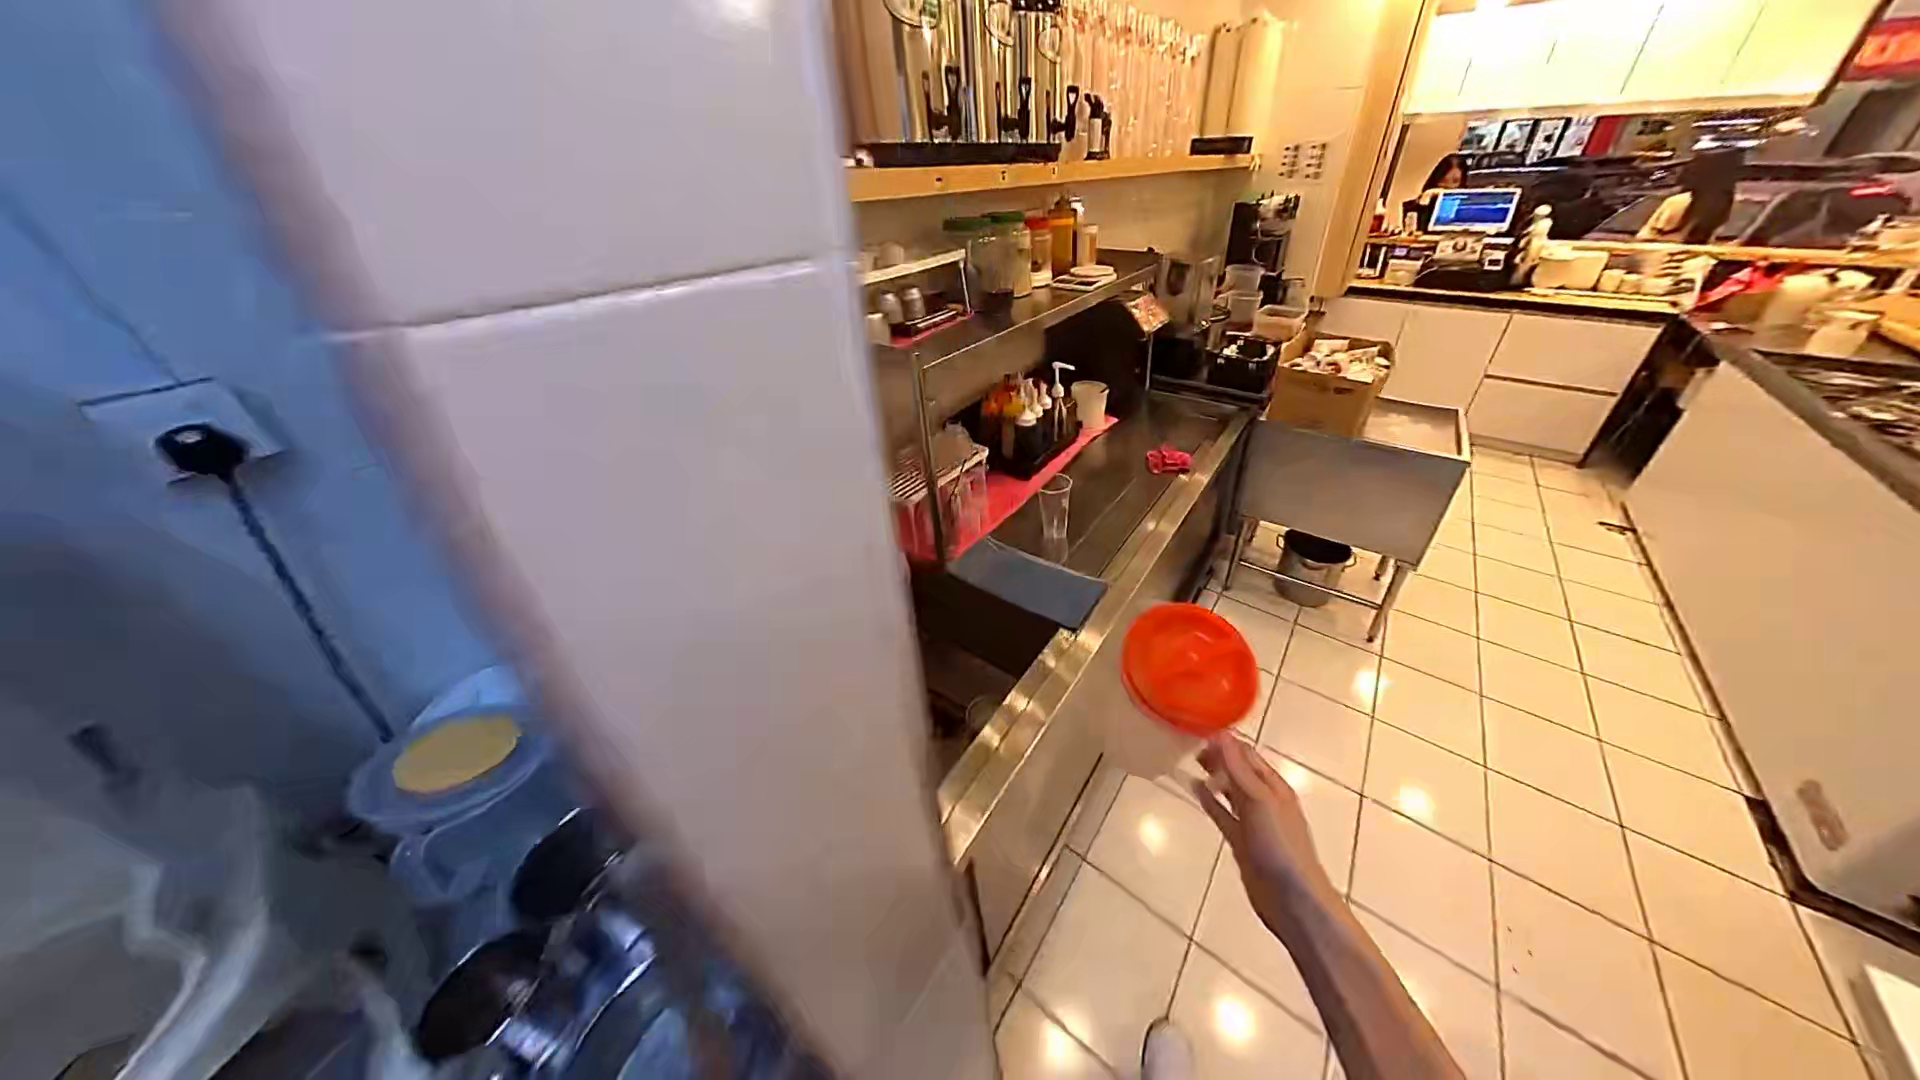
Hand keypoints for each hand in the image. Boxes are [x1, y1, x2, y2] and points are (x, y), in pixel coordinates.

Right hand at [1192, 736, 1338, 935]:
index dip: (1225, 742)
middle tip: (1190, 746)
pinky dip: (1209, 799)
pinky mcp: (1242, 839)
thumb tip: (1220, 734)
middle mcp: (1264, 799)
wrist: (1291, 899)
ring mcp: (1253, 820)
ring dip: (1214, 775)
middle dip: (1218, 756)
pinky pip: (1222, 812)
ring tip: (1190, 761)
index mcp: (1273, 786)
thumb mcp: (1258, 800)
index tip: (1198, 730)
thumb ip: (1238, 768)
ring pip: (1230, 789)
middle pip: (1239, 769)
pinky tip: (1195, 790)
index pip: (1247, 754)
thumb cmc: (1279, 844)